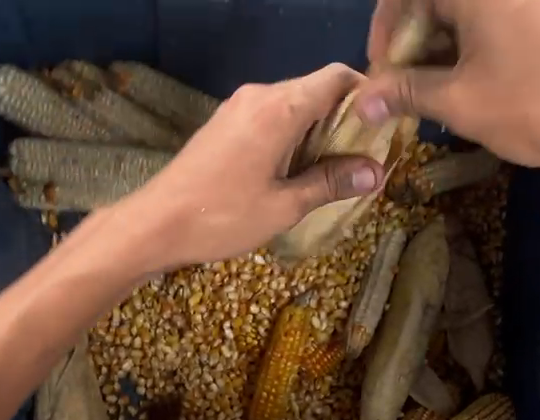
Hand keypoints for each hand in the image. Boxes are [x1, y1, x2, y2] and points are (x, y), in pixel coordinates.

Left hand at [105, 63, 382, 272]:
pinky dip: (292, 138)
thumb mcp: (283, 206)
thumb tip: (377, 172)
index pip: (336, 78)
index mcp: (279, 108)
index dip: (365, 96)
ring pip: (293, 107)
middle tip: (363, 160)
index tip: (382, 128)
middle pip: (316, 91)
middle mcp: (259, 95)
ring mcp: (238, 108)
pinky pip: (271, 119)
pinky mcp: (225, 124)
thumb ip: (330, 184)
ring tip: (333, 173)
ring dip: (317, 133)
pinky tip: (296, 173)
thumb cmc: (222, 217)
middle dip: (344, 120)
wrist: (157, 223)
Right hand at [355, 0, 539, 198]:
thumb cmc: (534, 109)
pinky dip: (476, 39)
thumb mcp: (460, 103)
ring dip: (443, 43)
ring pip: (470, 6)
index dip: (384, 32)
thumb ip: (406, 92)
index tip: (379, 77)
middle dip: (414, 40)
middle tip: (406, 91)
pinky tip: (473, 79)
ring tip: (438, 93)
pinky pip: (501, 10)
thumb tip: (361, 100)